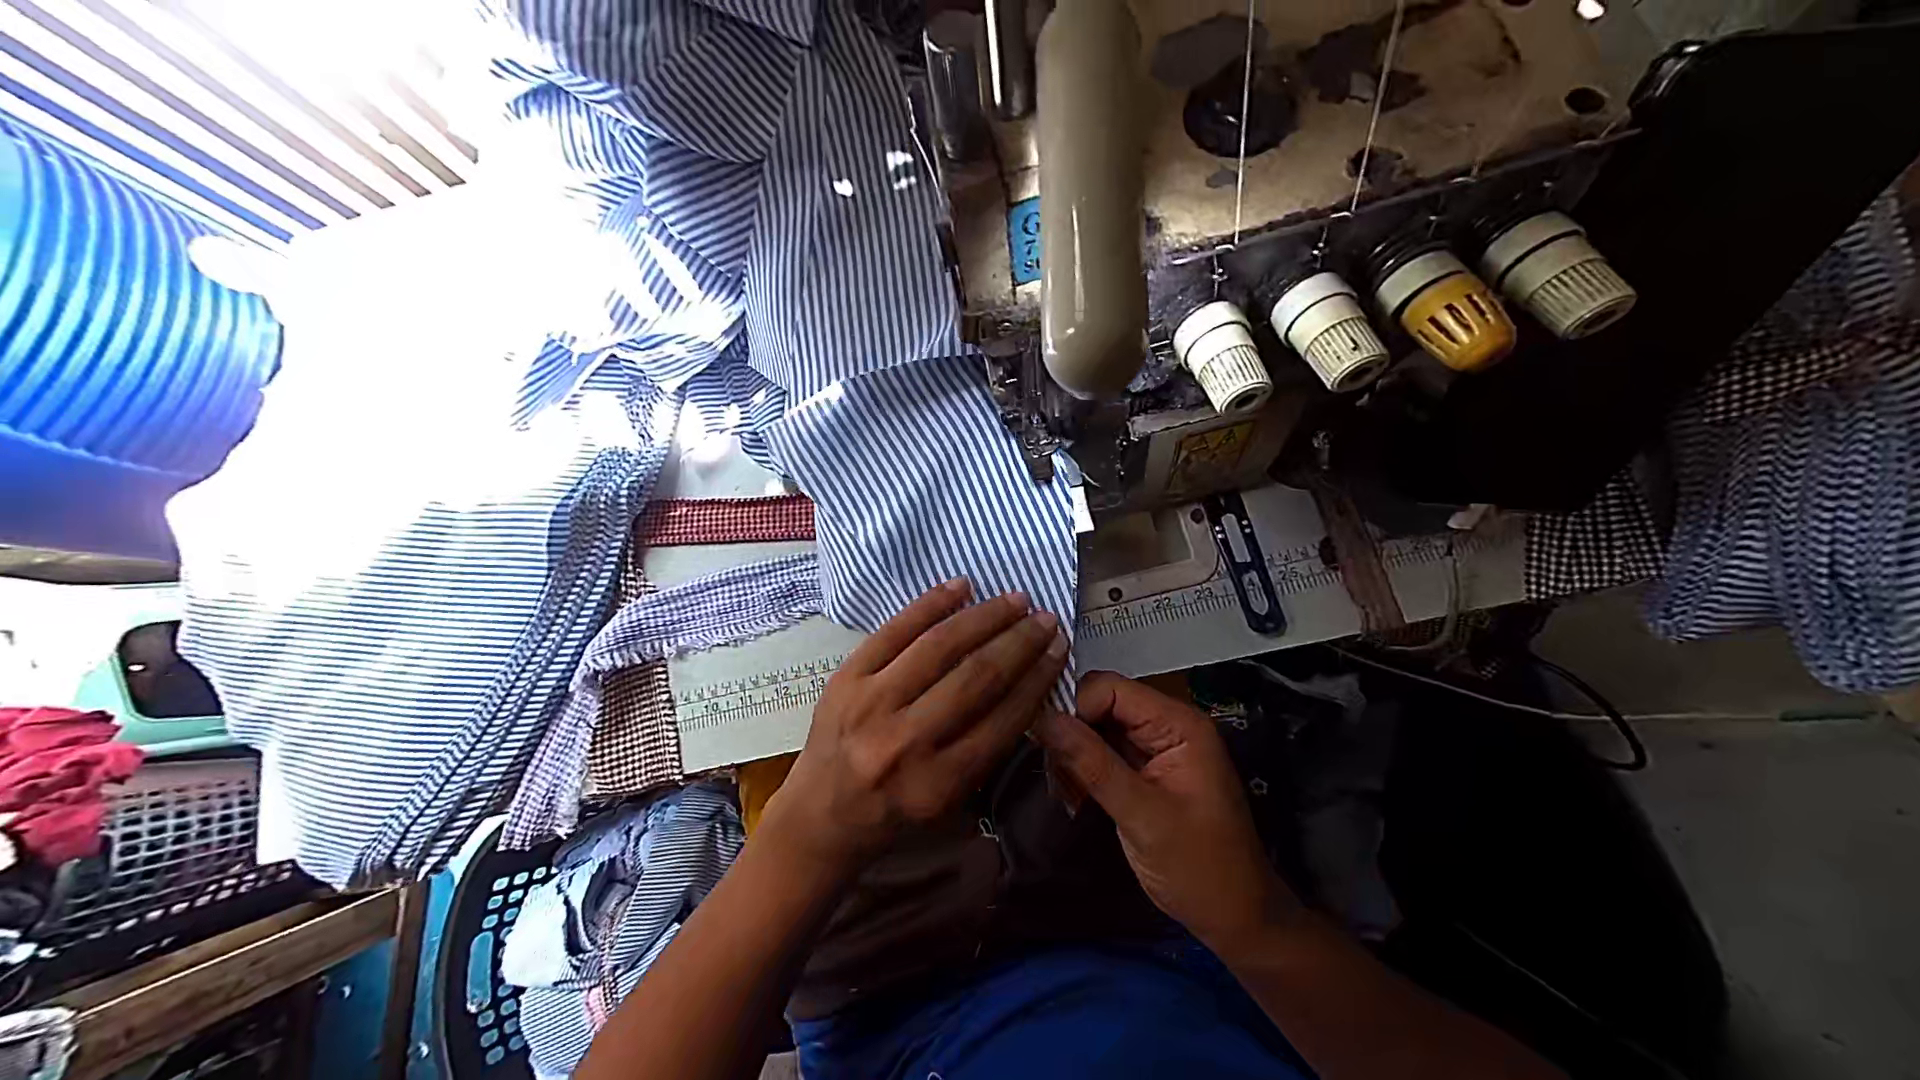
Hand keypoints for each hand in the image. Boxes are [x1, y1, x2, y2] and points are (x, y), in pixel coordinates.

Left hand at [764, 579, 1067, 876]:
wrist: (820, 817)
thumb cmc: (894, 813)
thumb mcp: (950, 800)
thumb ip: (988, 747)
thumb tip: (1028, 682)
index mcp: (939, 783)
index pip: (1004, 719)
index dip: (1039, 678)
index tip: (1059, 650)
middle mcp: (905, 741)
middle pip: (977, 676)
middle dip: (1020, 642)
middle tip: (1045, 620)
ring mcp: (871, 704)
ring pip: (940, 646)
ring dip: (985, 617)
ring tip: (1016, 600)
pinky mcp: (846, 678)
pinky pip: (894, 630)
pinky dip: (931, 604)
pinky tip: (962, 587)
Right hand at [1035, 671, 1291, 953]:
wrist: (1235, 917)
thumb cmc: (1200, 868)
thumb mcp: (1143, 817)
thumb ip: (1093, 764)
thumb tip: (1045, 720)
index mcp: (1178, 724)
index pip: (1110, 688)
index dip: (1075, 707)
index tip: (1048, 742)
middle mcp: (1166, 725)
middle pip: (1100, 704)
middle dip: (1071, 733)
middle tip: (1054, 774)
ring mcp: (1154, 747)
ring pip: (1095, 727)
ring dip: (1073, 755)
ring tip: (1065, 791)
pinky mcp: (1143, 769)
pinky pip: (1102, 751)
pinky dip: (1082, 769)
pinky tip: (1073, 794)